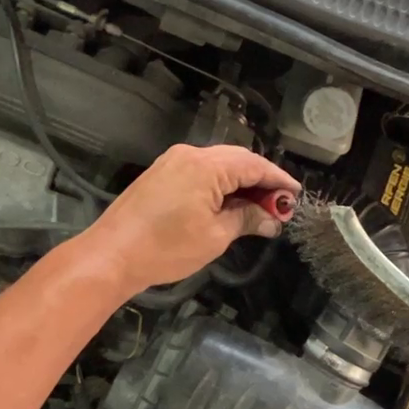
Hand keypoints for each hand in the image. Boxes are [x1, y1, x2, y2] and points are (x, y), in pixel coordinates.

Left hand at [75, 144, 298, 293]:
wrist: (112, 255)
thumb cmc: (166, 248)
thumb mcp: (215, 237)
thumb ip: (247, 219)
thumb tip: (271, 219)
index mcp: (206, 165)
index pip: (253, 165)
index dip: (278, 180)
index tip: (296, 196)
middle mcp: (189, 154)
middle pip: (237, 160)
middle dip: (261, 181)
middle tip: (279, 206)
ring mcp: (172, 161)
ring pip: (218, 164)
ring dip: (240, 183)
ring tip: (258, 208)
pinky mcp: (161, 174)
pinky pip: (200, 171)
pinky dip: (220, 184)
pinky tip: (229, 204)